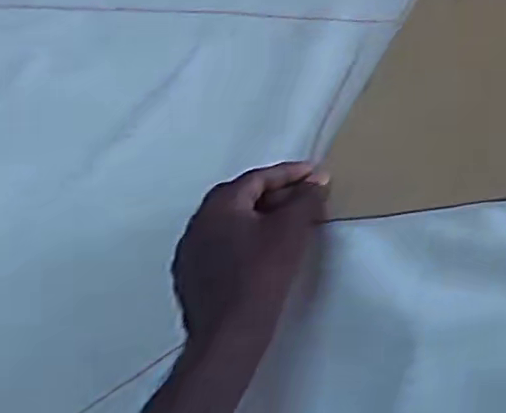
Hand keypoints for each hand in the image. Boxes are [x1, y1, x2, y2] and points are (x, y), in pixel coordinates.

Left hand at [171, 162, 329, 342]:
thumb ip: (307, 196)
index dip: (290, 173)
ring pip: (231, 222)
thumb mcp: (294, 225)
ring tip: (290, 221)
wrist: (231, 332)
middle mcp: (196, 227)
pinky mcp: (192, 280)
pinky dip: (248, 238)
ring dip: (261, 216)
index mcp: (217, 208)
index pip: (257, 178)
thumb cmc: (263, 270)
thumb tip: (315, 182)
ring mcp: (190, 256)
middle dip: (275, 192)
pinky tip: (268, 249)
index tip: (315, 174)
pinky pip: (224, 245)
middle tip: (304, 194)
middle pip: (241, 198)